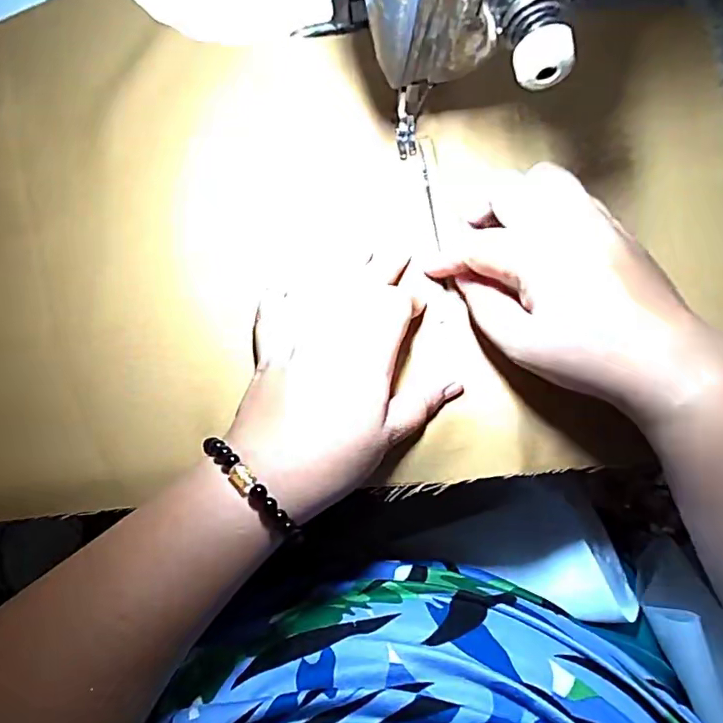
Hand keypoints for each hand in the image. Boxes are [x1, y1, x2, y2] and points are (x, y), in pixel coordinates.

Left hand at [223, 253, 463, 523]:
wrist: (268, 474)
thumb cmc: (333, 460)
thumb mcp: (388, 436)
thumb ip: (422, 403)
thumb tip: (454, 384)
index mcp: (370, 355)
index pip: (395, 307)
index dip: (410, 302)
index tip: (418, 306)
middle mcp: (334, 334)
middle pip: (363, 287)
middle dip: (384, 267)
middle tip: (398, 250)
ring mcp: (298, 337)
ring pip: (323, 287)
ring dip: (343, 266)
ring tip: (358, 249)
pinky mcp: (269, 349)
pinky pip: (274, 308)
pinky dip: (281, 292)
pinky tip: (286, 282)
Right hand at [423, 163, 722, 427]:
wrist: (664, 357)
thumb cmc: (593, 357)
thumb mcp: (521, 344)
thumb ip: (483, 307)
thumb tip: (465, 281)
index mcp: (534, 250)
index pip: (476, 244)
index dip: (448, 257)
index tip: (433, 268)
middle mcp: (562, 221)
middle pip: (505, 192)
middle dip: (475, 212)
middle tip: (464, 240)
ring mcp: (593, 217)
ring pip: (542, 180)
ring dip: (514, 197)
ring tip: (503, 227)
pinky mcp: (614, 226)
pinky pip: (572, 193)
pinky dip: (546, 202)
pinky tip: (543, 233)